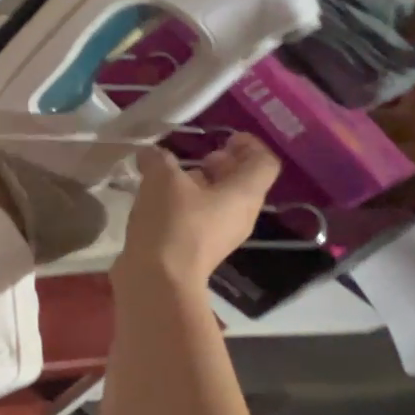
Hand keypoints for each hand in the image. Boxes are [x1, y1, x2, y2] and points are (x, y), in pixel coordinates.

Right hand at [117, 132, 280, 288]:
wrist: (159, 276)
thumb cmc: (171, 223)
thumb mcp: (160, 182)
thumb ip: (158, 161)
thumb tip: (151, 152)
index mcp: (244, 192)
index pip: (264, 162)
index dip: (250, 145)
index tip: (228, 137)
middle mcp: (242, 213)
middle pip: (243, 183)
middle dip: (224, 166)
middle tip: (201, 157)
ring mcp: (222, 234)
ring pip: (221, 202)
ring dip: (204, 187)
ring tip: (175, 181)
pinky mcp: (199, 249)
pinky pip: (202, 219)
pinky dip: (189, 206)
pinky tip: (162, 206)